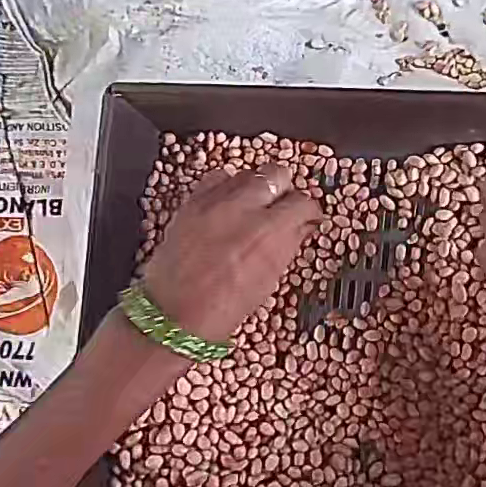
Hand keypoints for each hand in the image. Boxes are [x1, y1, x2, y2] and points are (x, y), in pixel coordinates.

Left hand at [138, 162, 319, 340]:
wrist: (176, 313)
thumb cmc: (224, 305)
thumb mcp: (269, 278)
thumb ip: (290, 244)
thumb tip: (304, 225)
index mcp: (270, 231)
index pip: (303, 202)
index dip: (309, 210)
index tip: (308, 216)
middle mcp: (244, 208)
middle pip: (277, 174)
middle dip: (285, 190)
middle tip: (283, 207)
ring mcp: (215, 201)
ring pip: (248, 172)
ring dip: (257, 187)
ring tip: (255, 207)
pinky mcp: (192, 202)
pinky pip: (218, 178)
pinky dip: (228, 186)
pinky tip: (229, 204)